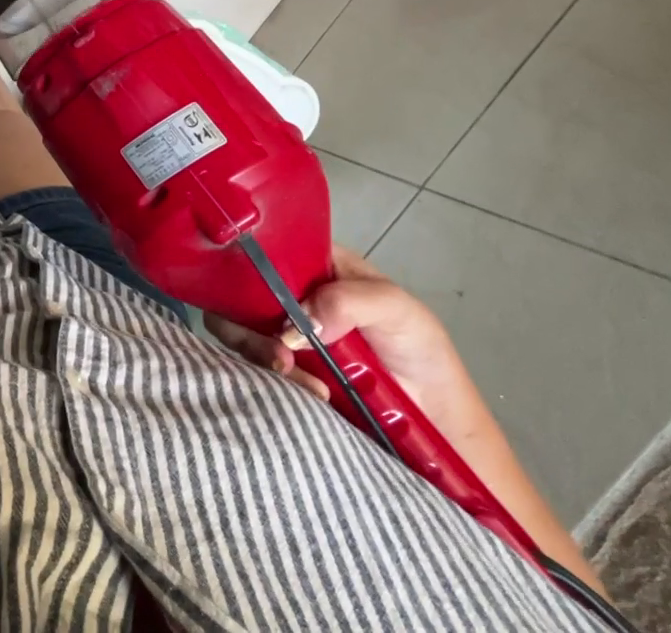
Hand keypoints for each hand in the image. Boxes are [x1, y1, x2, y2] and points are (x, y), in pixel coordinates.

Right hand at [207, 246, 470, 422]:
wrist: (432, 417)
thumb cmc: (420, 350)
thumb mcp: (396, 309)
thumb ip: (349, 302)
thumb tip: (294, 324)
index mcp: (315, 266)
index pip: (266, 251)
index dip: (248, 265)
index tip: (251, 294)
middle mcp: (288, 294)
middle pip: (238, 295)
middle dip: (246, 325)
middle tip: (278, 353)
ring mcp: (280, 332)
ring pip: (238, 331)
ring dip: (258, 353)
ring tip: (292, 373)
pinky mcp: (280, 367)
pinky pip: (252, 365)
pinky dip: (270, 377)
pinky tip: (307, 390)